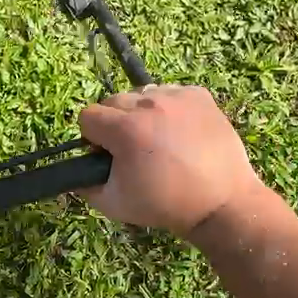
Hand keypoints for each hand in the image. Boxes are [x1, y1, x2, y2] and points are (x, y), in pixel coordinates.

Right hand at [77, 85, 266, 237]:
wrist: (222, 204)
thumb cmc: (165, 205)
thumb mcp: (114, 204)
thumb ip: (85, 185)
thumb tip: (75, 172)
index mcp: (125, 128)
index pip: (88, 116)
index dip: (94, 139)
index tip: (109, 155)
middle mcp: (149, 103)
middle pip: (113, 101)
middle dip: (116, 124)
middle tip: (135, 151)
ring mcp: (176, 96)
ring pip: (141, 94)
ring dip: (142, 113)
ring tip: (159, 141)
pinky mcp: (198, 95)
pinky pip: (169, 92)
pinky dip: (169, 109)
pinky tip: (180, 133)